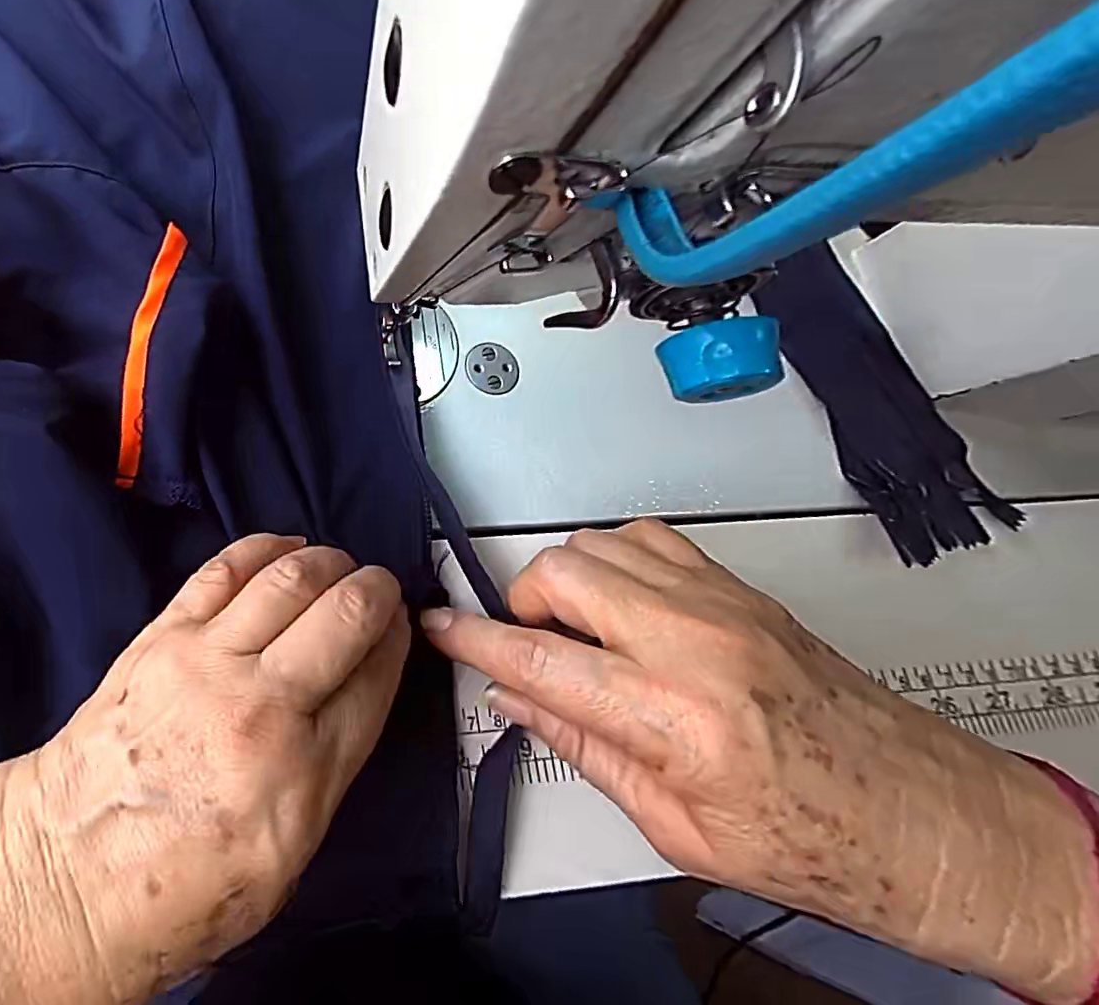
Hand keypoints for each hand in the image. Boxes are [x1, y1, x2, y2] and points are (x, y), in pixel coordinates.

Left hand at [0, 535, 410, 1004]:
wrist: (65, 867)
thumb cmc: (172, 884)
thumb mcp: (283, 861)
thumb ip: (325, 772)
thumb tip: (348, 701)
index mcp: (303, 775)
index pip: (374, 680)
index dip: (395, 642)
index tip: (399, 625)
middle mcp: (260, 706)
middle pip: (342, 618)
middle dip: (373, 591)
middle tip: (378, 586)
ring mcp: (205, 661)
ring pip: (287, 582)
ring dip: (325, 562)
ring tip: (337, 563)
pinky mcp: (161, 637)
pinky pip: (222, 572)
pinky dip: (261, 548)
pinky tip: (285, 545)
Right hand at [421, 519, 1098, 1003]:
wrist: (947, 829)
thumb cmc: (823, 847)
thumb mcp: (673, 828)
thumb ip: (577, 747)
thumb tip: (512, 701)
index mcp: (676, 722)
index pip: (536, 659)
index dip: (470, 639)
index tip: (436, 627)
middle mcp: (698, 648)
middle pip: (557, 575)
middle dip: (519, 603)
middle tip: (529, 641)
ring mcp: (725, 609)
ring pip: (595, 545)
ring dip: (564, 580)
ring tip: (576, 624)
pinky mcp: (744, 593)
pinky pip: (646, 537)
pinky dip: (612, 557)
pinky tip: (618, 597)